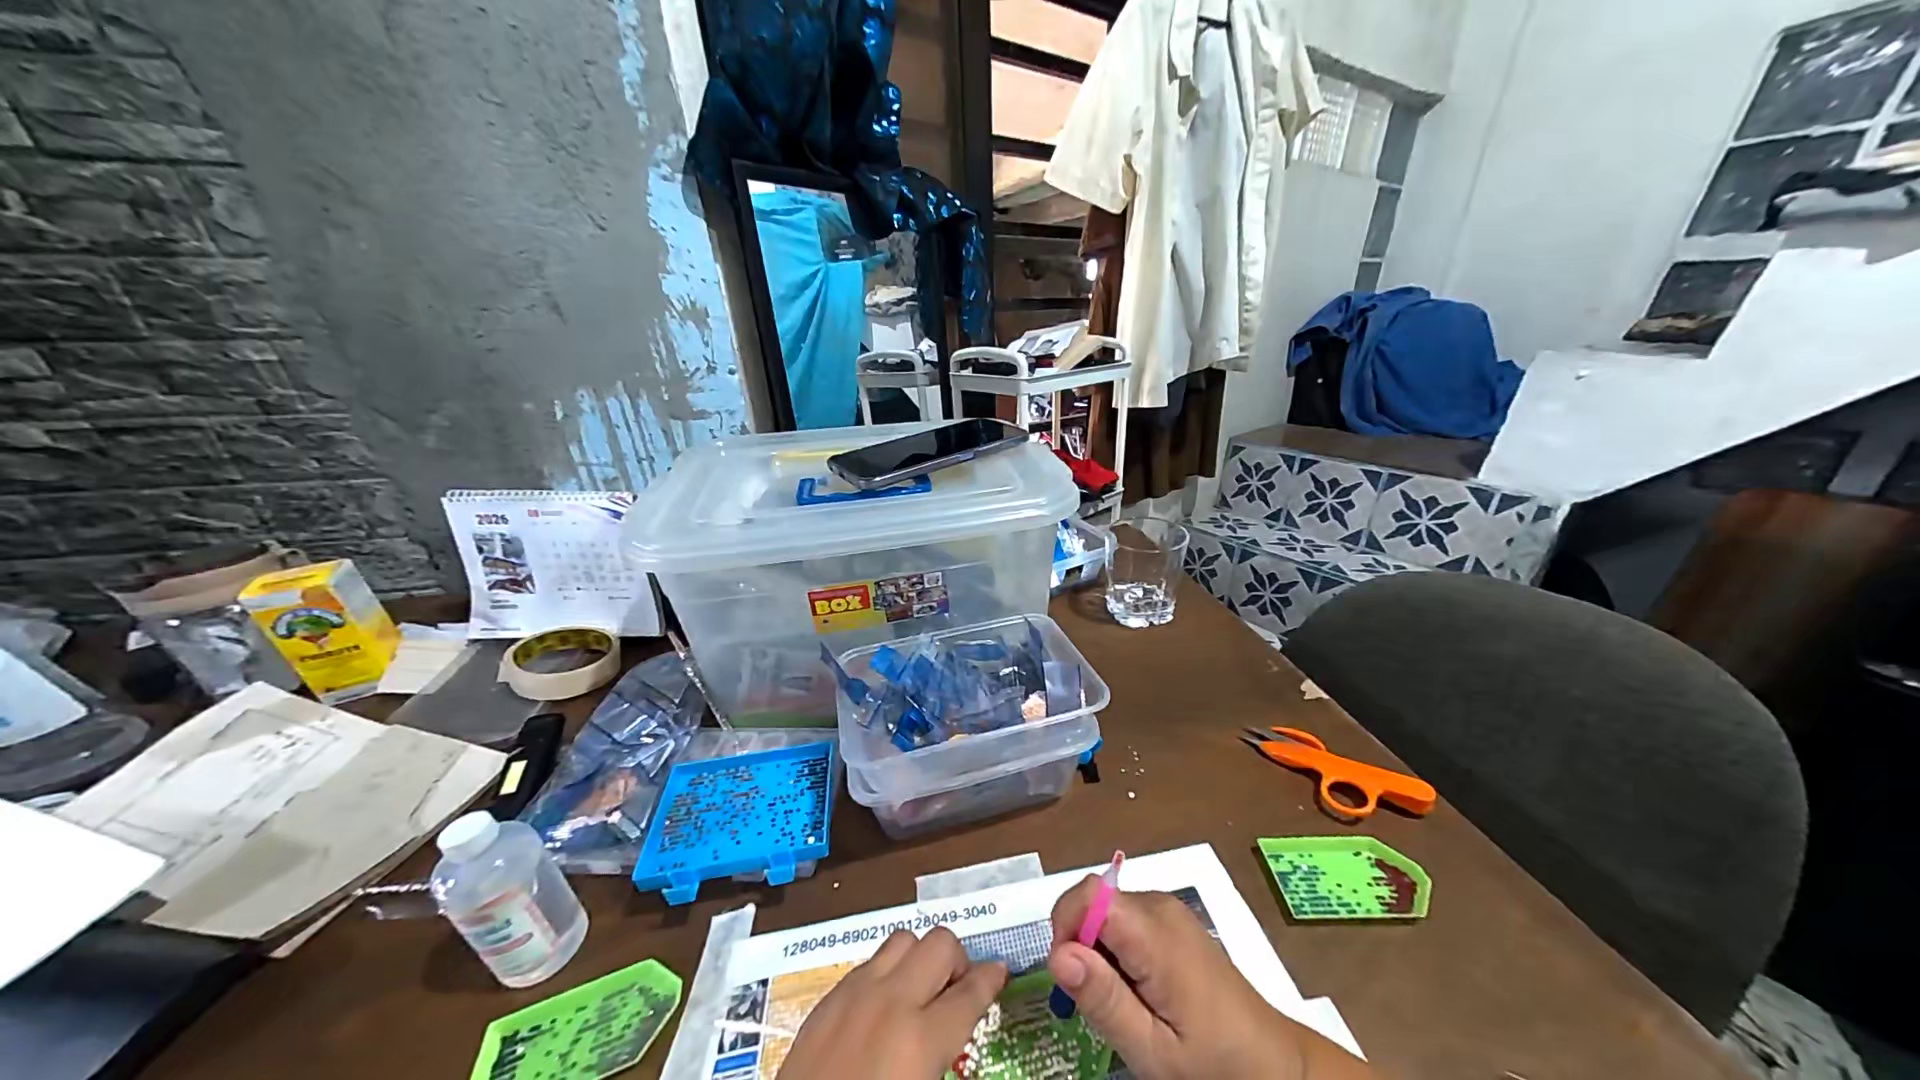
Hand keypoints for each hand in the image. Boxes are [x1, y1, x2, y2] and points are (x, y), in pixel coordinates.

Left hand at [779, 927, 1007, 1079]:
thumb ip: (947, 1058)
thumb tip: (958, 1035)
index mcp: (921, 1039)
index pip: (970, 992)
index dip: (991, 980)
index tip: (1000, 974)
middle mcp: (892, 1001)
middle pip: (941, 944)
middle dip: (957, 963)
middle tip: (957, 992)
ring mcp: (856, 992)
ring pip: (905, 939)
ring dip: (921, 959)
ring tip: (922, 991)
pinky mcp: (830, 996)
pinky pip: (871, 960)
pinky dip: (889, 972)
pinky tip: (885, 1004)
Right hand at [1047, 879, 1374, 1079]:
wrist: (1274, 1063)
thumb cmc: (1214, 1063)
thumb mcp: (1153, 1050)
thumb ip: (1103, 999)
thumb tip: (1057, 956)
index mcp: (1155, 933)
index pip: (1088, 894)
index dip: (1065, 927)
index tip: (1069, 978)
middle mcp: (1159, 906)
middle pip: (1092, 901)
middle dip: (1078, 944)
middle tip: (1094, 1002)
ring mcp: (1167, 909)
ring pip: (1104, 910)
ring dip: (1095, 950)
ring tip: (1120, 1002)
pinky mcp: (1171, 919)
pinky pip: (1122, 918)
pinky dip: (1113, 948)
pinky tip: (1136, 989)